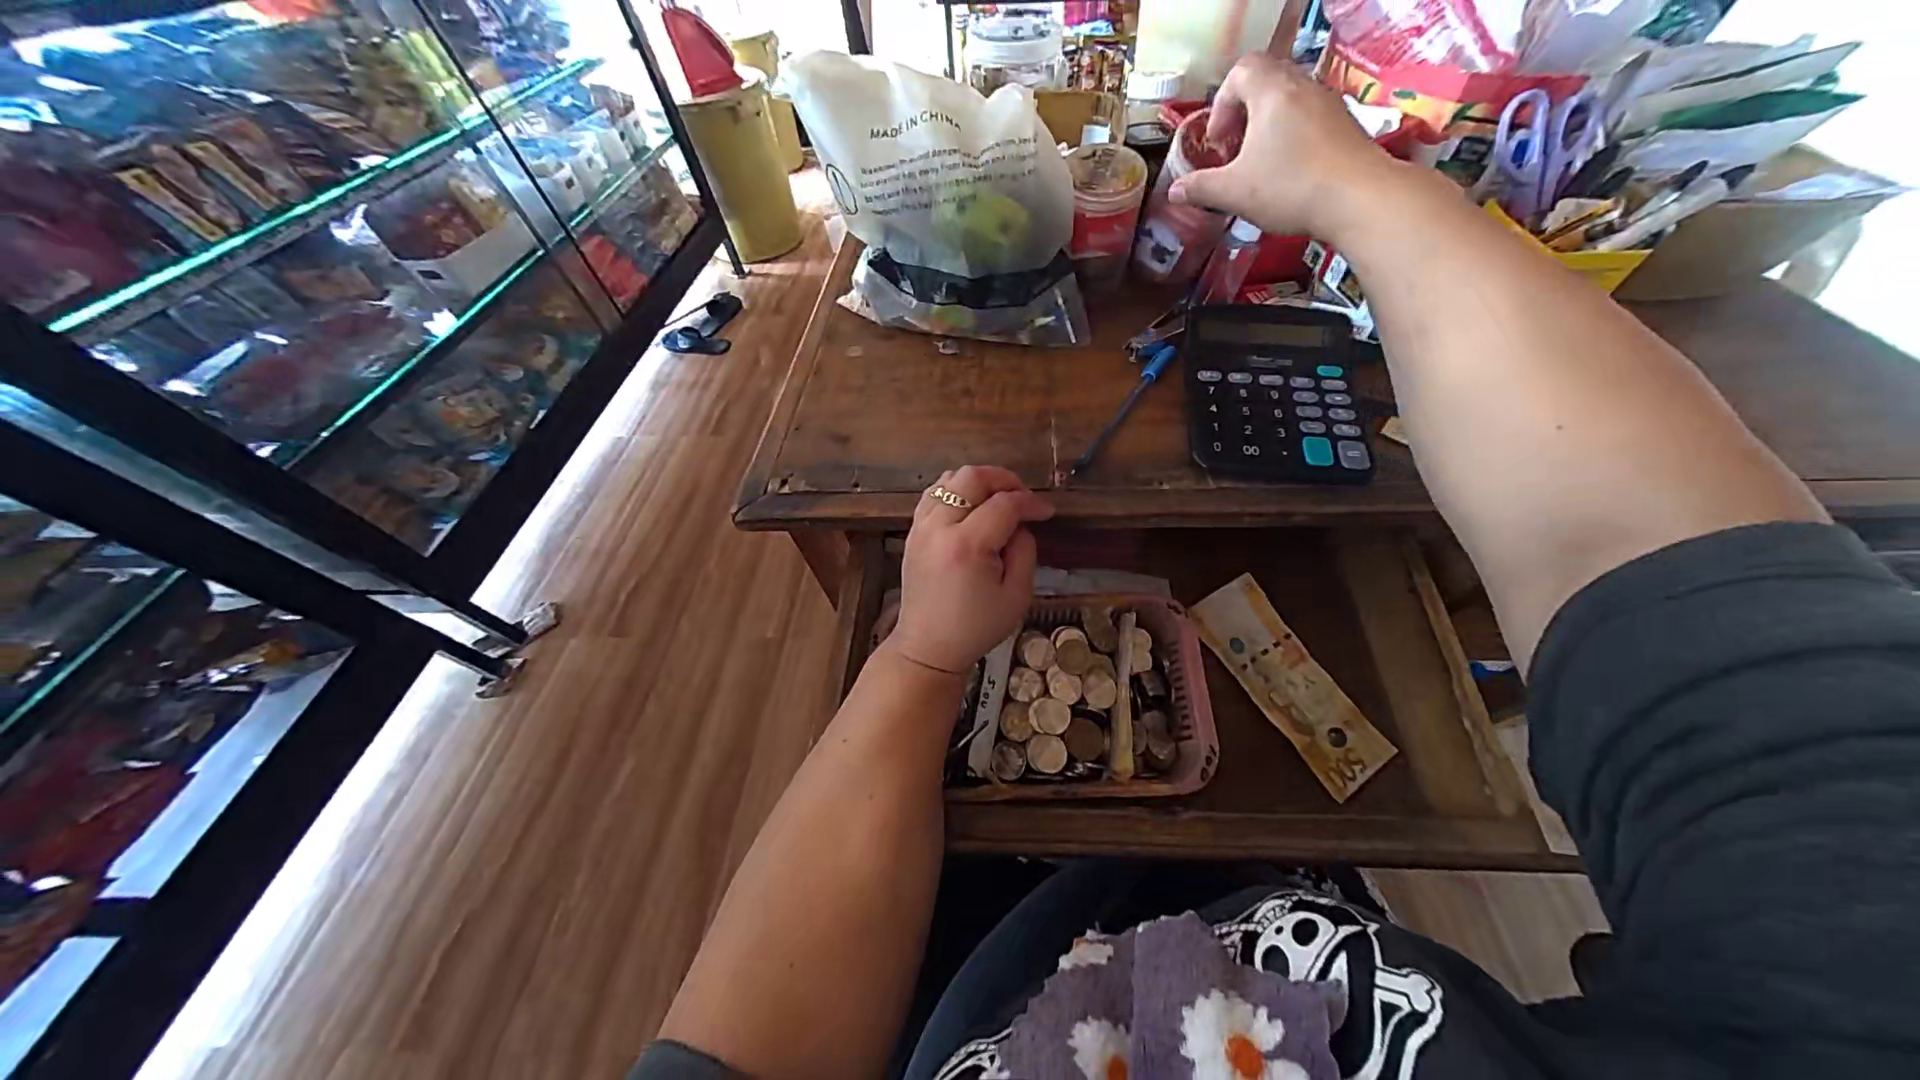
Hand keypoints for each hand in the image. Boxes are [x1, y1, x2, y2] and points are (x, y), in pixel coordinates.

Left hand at [884, 466, 1054, 674]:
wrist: (928, 647)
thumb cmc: (976, 627)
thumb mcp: (1017, 595)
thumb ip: (1024, 550)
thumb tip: (1020, 523)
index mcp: (967, 546)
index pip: (1004, 504)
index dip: (1031, 502)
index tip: (1047, 512)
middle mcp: (939, 528)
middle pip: (972, 477)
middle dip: (1004, 479)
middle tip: (1023, 497)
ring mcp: (921, 527)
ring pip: (950, 479)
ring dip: (979, 482)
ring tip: (999, 500)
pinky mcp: (913, 532)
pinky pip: (934, 494)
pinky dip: (956, 490)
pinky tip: (972, 507)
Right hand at [1170, 53, 1402, 241]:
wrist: (1358, 198)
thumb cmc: (1290, 187)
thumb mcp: (1234, 192)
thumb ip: (1201, 188)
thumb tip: (1174, 191)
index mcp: (1271, 92)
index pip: (1241, 71)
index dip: (1221, 102)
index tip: (1217, 139)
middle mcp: (1302, 87)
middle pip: (1266, 80)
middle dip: (1243, 111)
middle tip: (1234, 147)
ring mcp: (1328, 103)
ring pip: (1289, 98)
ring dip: (1267, 123)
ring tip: (1258, 161)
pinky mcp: (1345, 124)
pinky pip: (1310, 116)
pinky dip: (1291, 133)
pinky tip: (1287, 169)